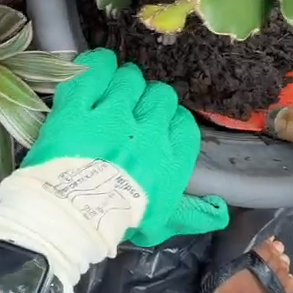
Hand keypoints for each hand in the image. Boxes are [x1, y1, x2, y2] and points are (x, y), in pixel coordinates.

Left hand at [0, 49, 228, 292]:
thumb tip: (220, 213)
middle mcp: (148, 130)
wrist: (72, 217)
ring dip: (123, 84)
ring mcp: (113, 115)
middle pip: (159, 96)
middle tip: (130, 113)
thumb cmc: (118, 224)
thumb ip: (191, 214)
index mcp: (171, 158)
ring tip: (111, 93)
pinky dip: (97, 67)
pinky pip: (94, 72)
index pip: (183, 123)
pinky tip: (97, 70)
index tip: (157, 128)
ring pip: (129, 79)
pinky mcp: (78, 107)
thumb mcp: (159, 225)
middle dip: (147, 102)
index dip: (170, 122)